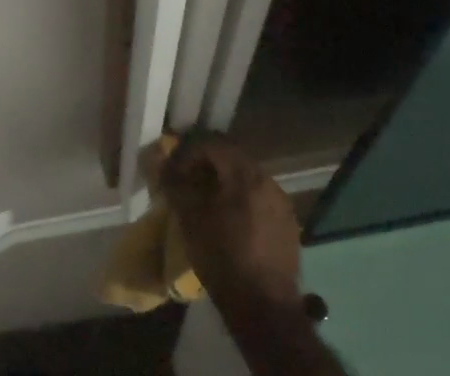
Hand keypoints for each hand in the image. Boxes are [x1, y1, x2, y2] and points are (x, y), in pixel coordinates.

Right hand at [160, 134, 301, 309]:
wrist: (263, 306)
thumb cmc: (221, 256)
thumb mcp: (189, 218)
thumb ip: (175, 183)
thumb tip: (160, 161)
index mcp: (245, 175)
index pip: (213, 144)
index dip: (187, 152)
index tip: (173, 170)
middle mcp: (268, 181)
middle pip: (232, 159)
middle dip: (206, 165)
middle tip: (186, 182)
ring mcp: (282, 204)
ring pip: (247, 179)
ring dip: (224, 183)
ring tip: (206, 203)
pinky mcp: (288, 225)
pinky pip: (260, 199)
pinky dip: (241, 201)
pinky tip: (230, 222)